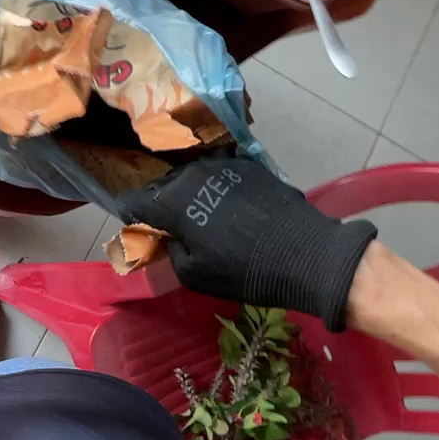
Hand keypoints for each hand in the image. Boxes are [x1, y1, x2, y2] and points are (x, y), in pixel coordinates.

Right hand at [116, 156, 375, 329]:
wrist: (307, 255)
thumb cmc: (245, 271)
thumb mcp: (193, 275)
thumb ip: (170, 249)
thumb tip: (168, 235)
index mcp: (171, 202)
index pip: (130, 200)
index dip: (132, 215)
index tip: (144, 228)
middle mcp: (190, 175)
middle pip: (162, 186)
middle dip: (164, 204)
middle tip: (180, 228)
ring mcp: (221, 164)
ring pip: (191, 177)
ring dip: (192, 193)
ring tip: (210, 217)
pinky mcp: (247, 164)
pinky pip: (219, 172)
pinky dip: (218, 186)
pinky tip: (234, 206)